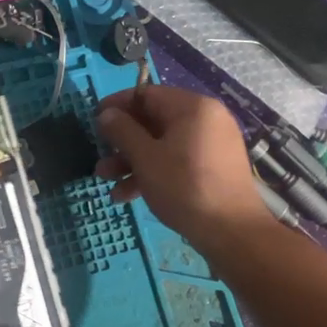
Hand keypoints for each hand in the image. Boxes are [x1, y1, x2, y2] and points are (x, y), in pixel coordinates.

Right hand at [94, 85, 270, 238]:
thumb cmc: (184, 187)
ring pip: (163, 144)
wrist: (232, 232)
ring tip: (107, 181)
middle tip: (100, 157)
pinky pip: (177, 160)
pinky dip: (153, 172)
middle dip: (123, 141)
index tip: (94, 120)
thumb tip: (107, 114)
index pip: (147, 94)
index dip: (117, 106)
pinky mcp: (213, 168)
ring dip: (132, 160)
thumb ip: (122, 131)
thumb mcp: (145, 158)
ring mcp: (211, 144)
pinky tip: (127, 195)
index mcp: (192, 107)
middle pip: (154, 121)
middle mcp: (206, 119)